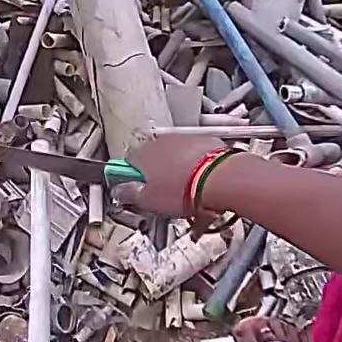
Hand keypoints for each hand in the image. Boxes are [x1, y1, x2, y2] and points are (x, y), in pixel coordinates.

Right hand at [114, 134, 231, 217]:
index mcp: (141, 154)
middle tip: (163, 196)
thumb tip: (119, 192)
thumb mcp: (148, 201)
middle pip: (151, 158)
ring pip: (174, 156)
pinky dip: (196, 166)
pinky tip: (201, 183)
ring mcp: (183, 139)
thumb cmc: (185, 189)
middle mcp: (160, 141)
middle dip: (156, 175)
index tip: (136, 190)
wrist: (221, 179)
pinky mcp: (204, 141)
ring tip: (185, 192)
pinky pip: (194, 155)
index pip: (126, 163)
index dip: (131, 178)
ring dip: (176, 170)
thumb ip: (129, 194)